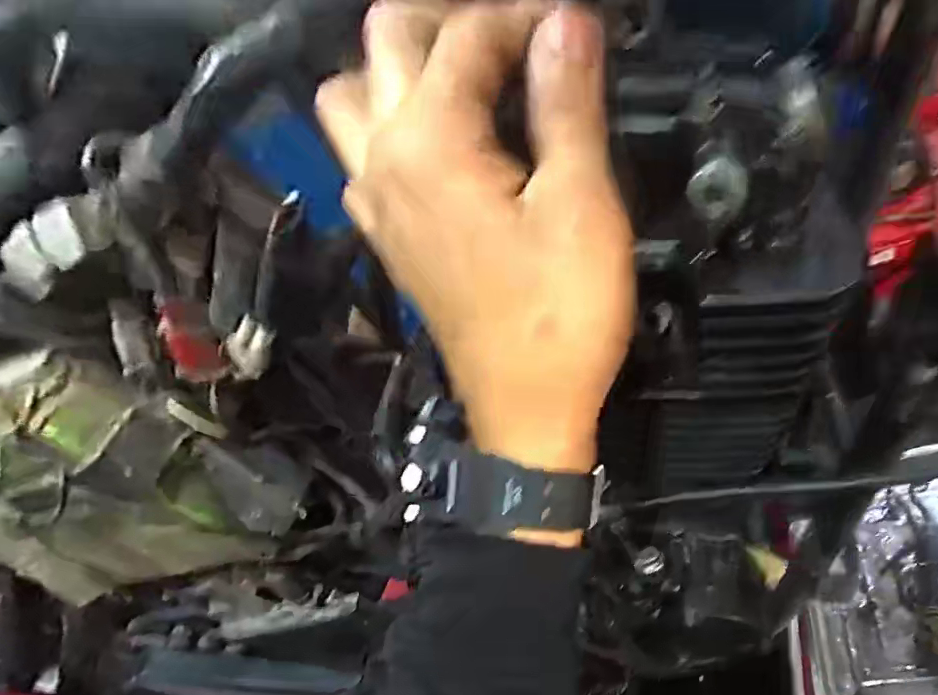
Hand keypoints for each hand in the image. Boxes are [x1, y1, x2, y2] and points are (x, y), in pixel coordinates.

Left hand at [316, 0, 634, 481]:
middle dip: (454, 20)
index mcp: (430, 143)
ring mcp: (377, 206)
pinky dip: (393, 127)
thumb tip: (566, 24)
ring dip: (404, 70)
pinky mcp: (390, 243)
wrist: (529, 412)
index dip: (527, 16)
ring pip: (354, 96)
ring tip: (466, 84)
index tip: (576, 25)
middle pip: (389, 41)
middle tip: (519, 40)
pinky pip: (363, 156)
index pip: (468, 33)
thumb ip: (569, 106)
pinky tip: (443, 149)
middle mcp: (383, 161)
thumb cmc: (562, 318)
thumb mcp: (582, 207)